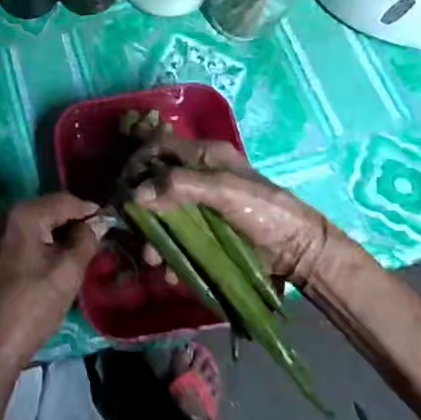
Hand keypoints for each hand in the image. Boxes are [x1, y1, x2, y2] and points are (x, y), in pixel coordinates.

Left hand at [0, 193, 107, 370]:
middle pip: (51, 211)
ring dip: (62, 236)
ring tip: (85, 251)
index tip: (112, 222)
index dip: (90, 210)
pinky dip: (47, 246)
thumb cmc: (33, 304)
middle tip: (100, 238)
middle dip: (76, 223)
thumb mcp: (68, 270)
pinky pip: (29, 241)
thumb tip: (99, 222)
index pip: (65, 200)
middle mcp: (7, 218)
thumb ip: (87, 240)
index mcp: (23, 214)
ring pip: (40, 227)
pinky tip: (61, 263)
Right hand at [128, 135, 339, 286]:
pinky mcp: (205, 232)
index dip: (139, 162)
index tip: (124, 188)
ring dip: (153, 237)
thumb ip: (181, 186)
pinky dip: (168, 254)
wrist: (297, 250)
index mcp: (205, 154)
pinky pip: (176, 239)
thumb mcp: (224, 191)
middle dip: (142, 209)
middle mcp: (199, 175)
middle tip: (135, 233)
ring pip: (163, 214)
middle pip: (155, 183)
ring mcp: (201, 205)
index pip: (160, 147)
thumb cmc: (263, 211)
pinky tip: (170, 272)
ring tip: (154, 261)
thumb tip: (136, 193)